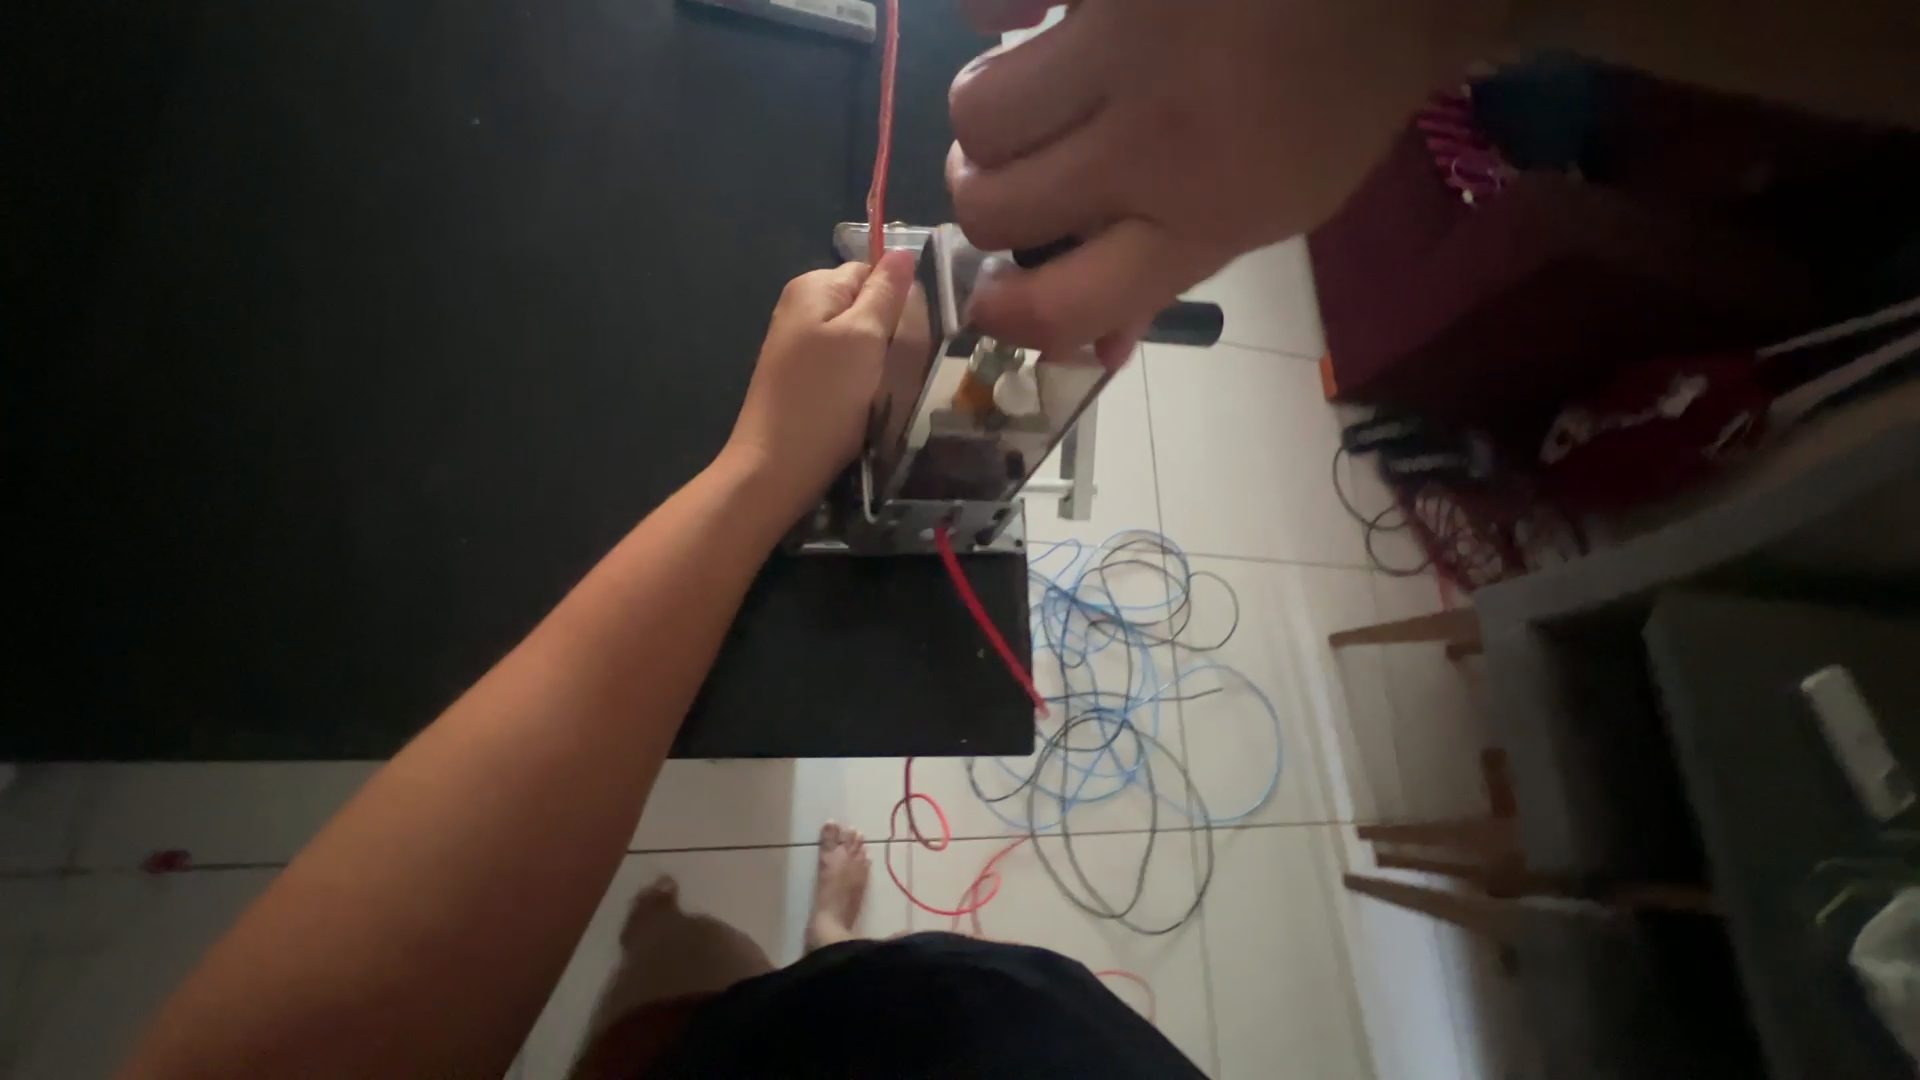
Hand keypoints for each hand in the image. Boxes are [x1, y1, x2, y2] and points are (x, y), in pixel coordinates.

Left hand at [722, 251, 916, 512]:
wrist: (778, 465)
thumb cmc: (826, 398)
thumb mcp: (865, 337)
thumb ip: (886, 293)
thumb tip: (903, 251)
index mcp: (813, 286)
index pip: (871, 272)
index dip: (896, 300)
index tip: (907, 337)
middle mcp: (798, 306)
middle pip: (863, 306)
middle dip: (885, 333)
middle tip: (893, 368)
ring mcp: (795, 344)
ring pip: (855, 339)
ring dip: (874, 361)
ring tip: (878, 390)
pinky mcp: (797, 377)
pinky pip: (840, 365)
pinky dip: (856, 380)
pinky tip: (859, 403)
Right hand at [947, 0, 1508, 358]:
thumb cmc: (1329, 106)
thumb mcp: (1263, 216)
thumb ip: (1164, 283)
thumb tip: (1093, 352)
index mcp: (1196, 219)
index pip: (1059, 305)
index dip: (1003, 315)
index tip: (989, 299)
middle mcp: (1153, 142)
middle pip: (992, 207)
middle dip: (984, 203)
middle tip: (1010, 180)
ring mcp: (1129, 39)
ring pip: (977, 112)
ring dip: (986, 123)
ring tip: (1025, 102)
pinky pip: (992, 4)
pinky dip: (995, 17)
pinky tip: (1028, 21)